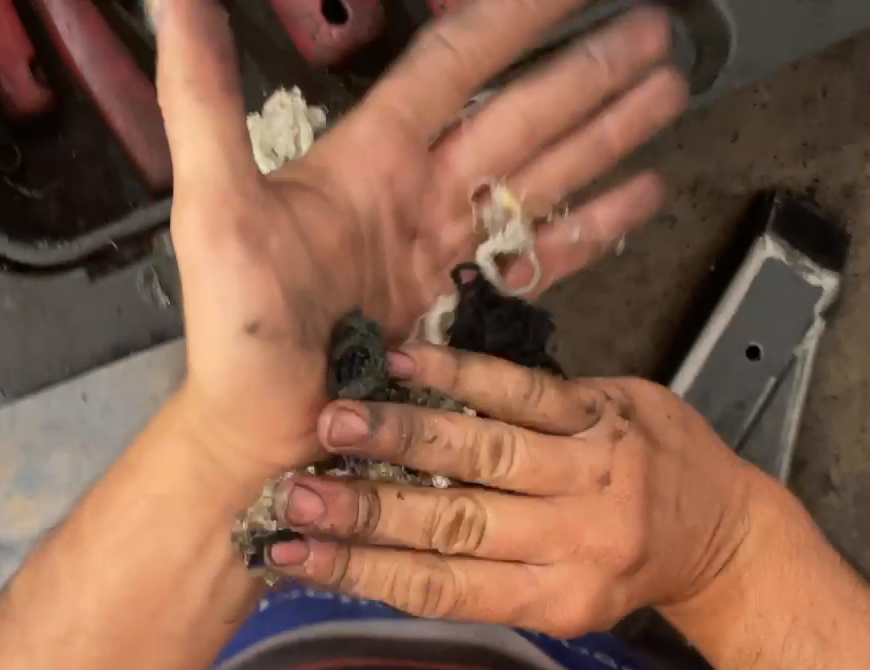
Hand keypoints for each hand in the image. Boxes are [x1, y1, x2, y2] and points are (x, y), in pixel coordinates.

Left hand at [154, 0, 688, 475]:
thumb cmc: (234, 333)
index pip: (453, 64)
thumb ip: (202, 104)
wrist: (259, 429)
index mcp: (367, 162)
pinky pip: (536, 259)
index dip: (514, 16)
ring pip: (538, 178)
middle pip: (518, 115)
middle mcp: (414, 197)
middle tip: (657, 33)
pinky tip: (635, 200)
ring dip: (603, 135)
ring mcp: (442, 254)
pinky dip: (586, 229)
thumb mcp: (213, 212)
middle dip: (587, 73)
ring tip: (667, 93)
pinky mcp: (458, 308)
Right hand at [258, 343, 776, 636]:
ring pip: (483, 451)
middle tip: (294, 492)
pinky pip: (524, 389)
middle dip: (364, 509)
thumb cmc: (621, 572)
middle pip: (452, 524)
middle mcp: (575, 540)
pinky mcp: (605, 410)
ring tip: (335, 422)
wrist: (723, 532)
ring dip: (402, 436)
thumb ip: (475, 575)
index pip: (438, 587)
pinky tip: (403, 362)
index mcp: (553, 601)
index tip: (295, 555)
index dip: (360, 571)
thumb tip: (369, 550)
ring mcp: (593, 468)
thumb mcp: (555, 600)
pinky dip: (461, 374)